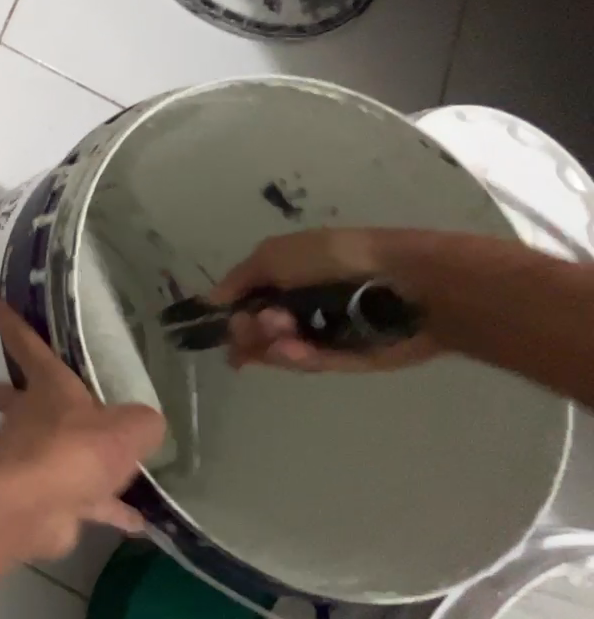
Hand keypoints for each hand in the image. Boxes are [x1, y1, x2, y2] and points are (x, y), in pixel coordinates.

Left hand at [0, 300, 164, 560]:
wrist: (36, 504)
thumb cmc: (74, 449)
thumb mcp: (126, 427)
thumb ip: (140, 421)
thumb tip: (145, 423)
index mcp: (49, 390)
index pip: (29, 347)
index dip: (11, 325)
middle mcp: (35, 421)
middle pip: (19, 400)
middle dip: (9, 393)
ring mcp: (37, 461)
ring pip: (48, 451)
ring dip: (63, 454)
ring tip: (88, 460)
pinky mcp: (50, 500)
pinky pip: (87, 503)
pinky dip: (107, 509)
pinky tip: (134, 522)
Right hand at [211, 229, 442, 372]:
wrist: (407, 283)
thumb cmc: (336, 258)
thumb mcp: (271, 255)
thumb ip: (237, 279)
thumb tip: (211, 302)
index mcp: (283, 279)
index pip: (243, 303)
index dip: (229, 312)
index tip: (223, 316)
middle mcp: (299, 307)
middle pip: (254, 329)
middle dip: (248, 329)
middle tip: (259, 325)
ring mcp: (321, 334)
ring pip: (275, 349)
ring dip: (270, 344)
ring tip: (282, 337)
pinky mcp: (345, 359)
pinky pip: (308, 363)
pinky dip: (296, 358)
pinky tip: (293, 350)